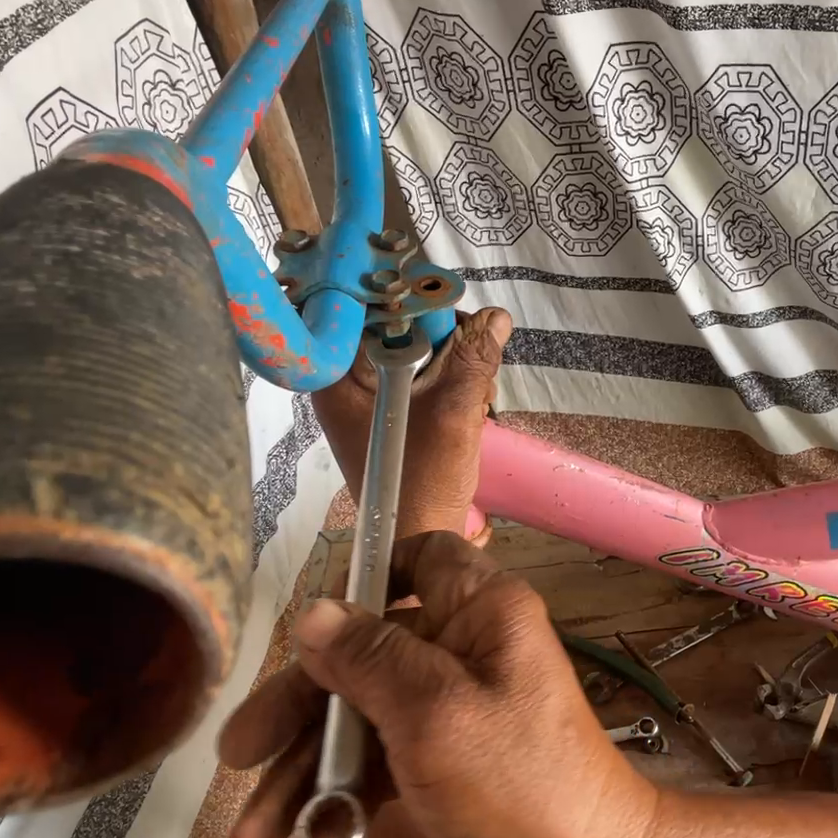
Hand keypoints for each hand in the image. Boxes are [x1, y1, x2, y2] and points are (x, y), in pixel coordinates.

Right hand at [218, 531, 657, 837]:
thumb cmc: (517, 777)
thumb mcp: (435, 712)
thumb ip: (370, 659)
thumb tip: (313, 609)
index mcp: (479, 609)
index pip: (420, 557)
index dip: (365, 576)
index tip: (310, 620)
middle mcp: (463, 646)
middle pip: (365, 651)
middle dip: (301, 708)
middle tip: (239, 753)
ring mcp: (449, 703)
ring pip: (362, 714)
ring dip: (309, 772)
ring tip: (255, 837)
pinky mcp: (440, 755)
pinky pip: (380, 761)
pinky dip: (344, 801)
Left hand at [312, 308, 510, 537]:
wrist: (423, 542)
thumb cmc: (423, 481)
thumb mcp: (453, 414)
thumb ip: (473, 360)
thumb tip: (496, 316)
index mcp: (340, 376)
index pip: (366, 306)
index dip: (408, 296)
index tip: (451, 302)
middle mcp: (347, 382)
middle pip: (397, 327)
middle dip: (445, 338)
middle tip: (477, 359)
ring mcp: (371, 401)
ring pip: (416, 352)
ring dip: (456, 364)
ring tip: (479, 393)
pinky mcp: (394, 416)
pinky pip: (423, 379)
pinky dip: (452, 384)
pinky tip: (474, 404)